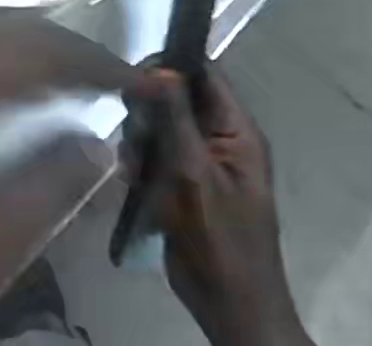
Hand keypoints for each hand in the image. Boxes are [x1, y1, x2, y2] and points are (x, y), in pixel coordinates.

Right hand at [123, 67, 310, 345]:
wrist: (229, 304)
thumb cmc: (218, 236)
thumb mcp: (193, 171)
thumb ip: (176, 116)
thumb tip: (161, 67)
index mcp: (236, 130)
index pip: (204, 74)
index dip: (169, 67)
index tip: (135, 81)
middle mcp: (220, 137)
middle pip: (175, 95)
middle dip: (148, 111)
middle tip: (137, 136)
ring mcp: (201, 158)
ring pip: (159, 122)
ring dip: (141, 139)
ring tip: (136, 168)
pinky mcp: (183, 177)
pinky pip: (155, 150)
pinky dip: (140, 160)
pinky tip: (134, 180)